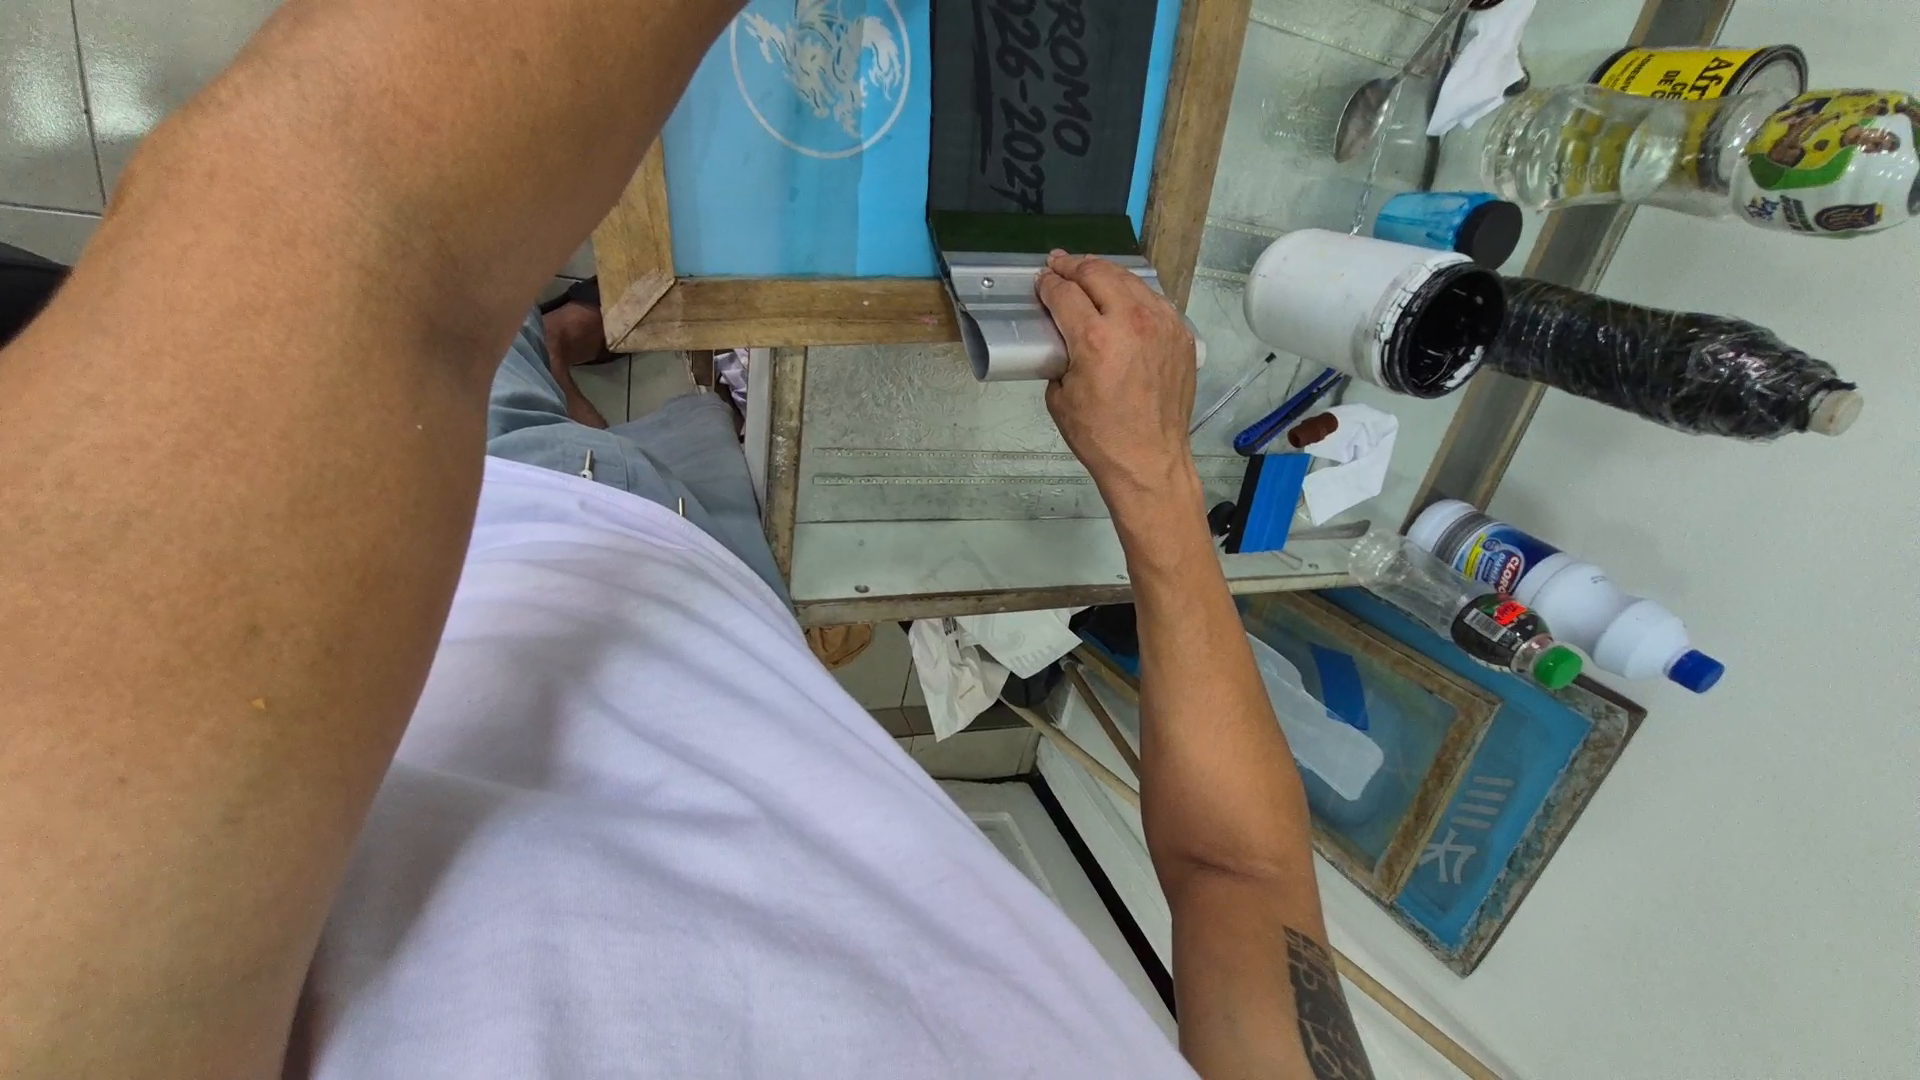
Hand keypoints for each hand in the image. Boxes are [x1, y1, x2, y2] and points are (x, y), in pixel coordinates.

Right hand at [1037, 252, 1199, 517]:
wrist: (1148, 458)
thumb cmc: (1101, 436)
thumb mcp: (1060, 398)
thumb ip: (1059, 359)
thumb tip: (1063, 340)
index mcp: (1094, 339)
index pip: (1065, 293)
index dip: (1048, 283)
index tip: (1042, 280)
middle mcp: (1130, 323)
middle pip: (1098, 273)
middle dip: (1074, 265)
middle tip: (1060, 264)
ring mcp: (1161, 325)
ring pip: (1130, 280)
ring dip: (1105, 273)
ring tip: (1089, 273)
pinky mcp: (1180, 335)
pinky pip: (1154, 300)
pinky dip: (1134, 293)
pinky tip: (1123, 298)